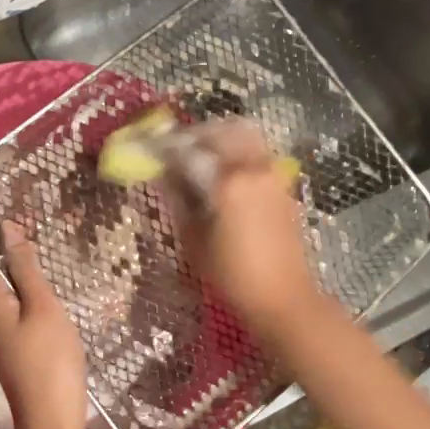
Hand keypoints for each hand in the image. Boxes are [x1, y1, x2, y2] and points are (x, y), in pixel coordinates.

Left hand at [0, 221, 89, 428]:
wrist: (52, 421)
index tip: (27, 212)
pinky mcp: (12, 345)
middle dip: (14, 249)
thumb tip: (8, 229)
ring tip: (49, 252)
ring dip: (24, 271)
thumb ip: (25, 269)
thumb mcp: (42, 308)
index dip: (2, 232)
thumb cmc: (50, 361)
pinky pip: (16, 307)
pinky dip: (30, 293)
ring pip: (7, 289)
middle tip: (43, 226)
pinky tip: (49, 290)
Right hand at [173, 123, 327, 338]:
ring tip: (198, 154)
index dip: (163, 147)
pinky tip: (222, 170)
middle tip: (173, 148)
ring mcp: (272, 173)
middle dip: (192, 135)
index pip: (188, 151)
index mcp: (227, 181)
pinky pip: (257, 152)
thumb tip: (163, 174)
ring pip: (243, 135)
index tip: (146, 147)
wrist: (283, 296)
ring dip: (217, 137)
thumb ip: (178, 199)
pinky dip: (236, 150)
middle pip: (219, 132)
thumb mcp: (194, 238)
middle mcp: (253, 167)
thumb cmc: (231, 273)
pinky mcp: (283, 184)